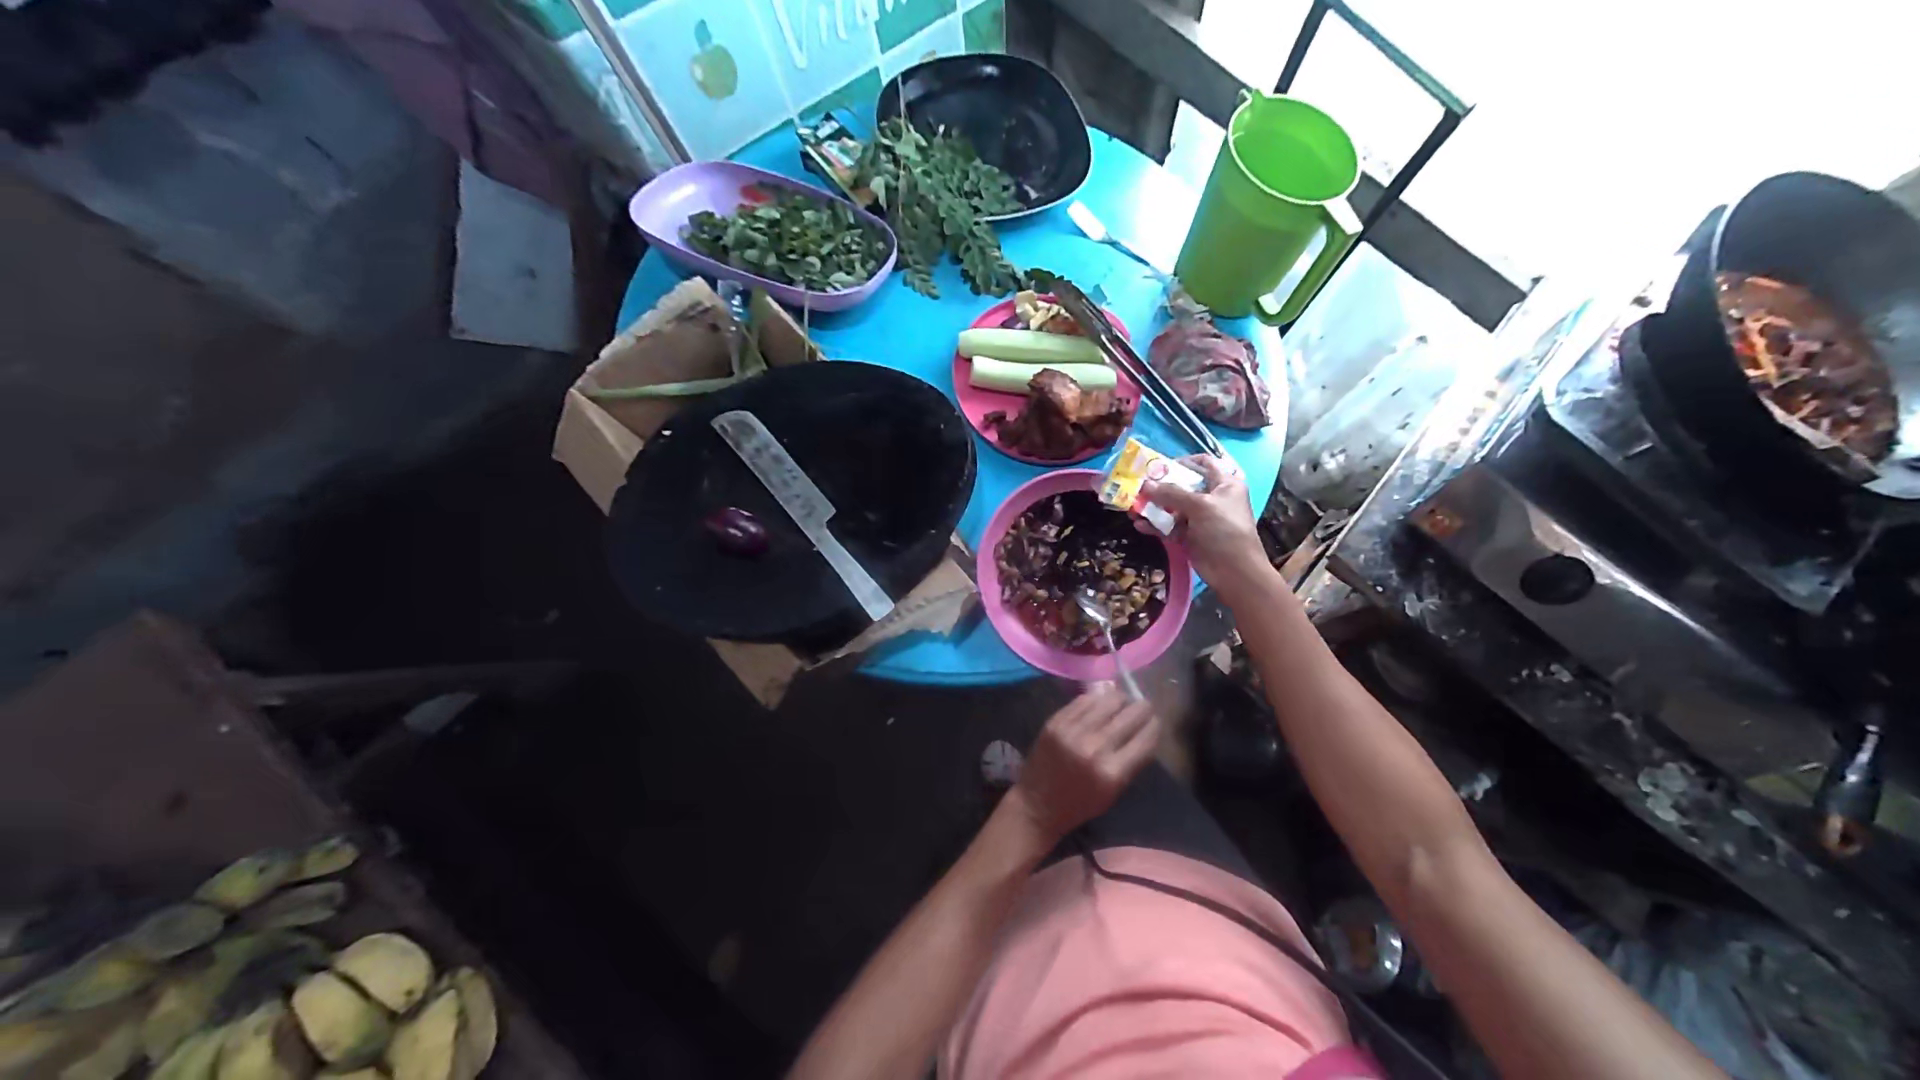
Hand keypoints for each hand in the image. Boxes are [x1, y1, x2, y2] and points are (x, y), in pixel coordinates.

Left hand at [1008, 688, 1159, 843]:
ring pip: (1109, 699)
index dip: (1156, 726)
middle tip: (1143, 708)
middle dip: (1143, 709)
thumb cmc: (1080, 804)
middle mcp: (1095, 748)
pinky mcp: (1056, 721)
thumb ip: (1132, 761)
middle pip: (1131, 714)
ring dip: (1121, 699)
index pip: (1147, 737)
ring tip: (1122, 703)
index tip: (1156, 722)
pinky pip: (1084, 699)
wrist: (1036, 804)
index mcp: (1113, 772)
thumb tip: (1147, 730)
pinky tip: (1101, 703)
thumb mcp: (1114, 792)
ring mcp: (1073, 731)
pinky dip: (1097, 699)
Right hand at [1143, 456, 1268, 592]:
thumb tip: (1145, 485)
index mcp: (1224, 484)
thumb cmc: (1224, 530)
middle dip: (1159, 487)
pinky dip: (1154, 525)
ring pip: (1172, 507)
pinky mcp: (1189, 535)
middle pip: (1182, 486)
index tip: (1160, 466)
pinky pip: (1168, 526)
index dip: (1183, 462)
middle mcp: (1212, 498)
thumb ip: (1171, 493)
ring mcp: (1199, 518)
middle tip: (1137, 487)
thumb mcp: (1200, 506)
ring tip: (1132, 508)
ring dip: (1152, 507)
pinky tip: (1139, 525)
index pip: (1204, 463)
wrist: (1234, 571)